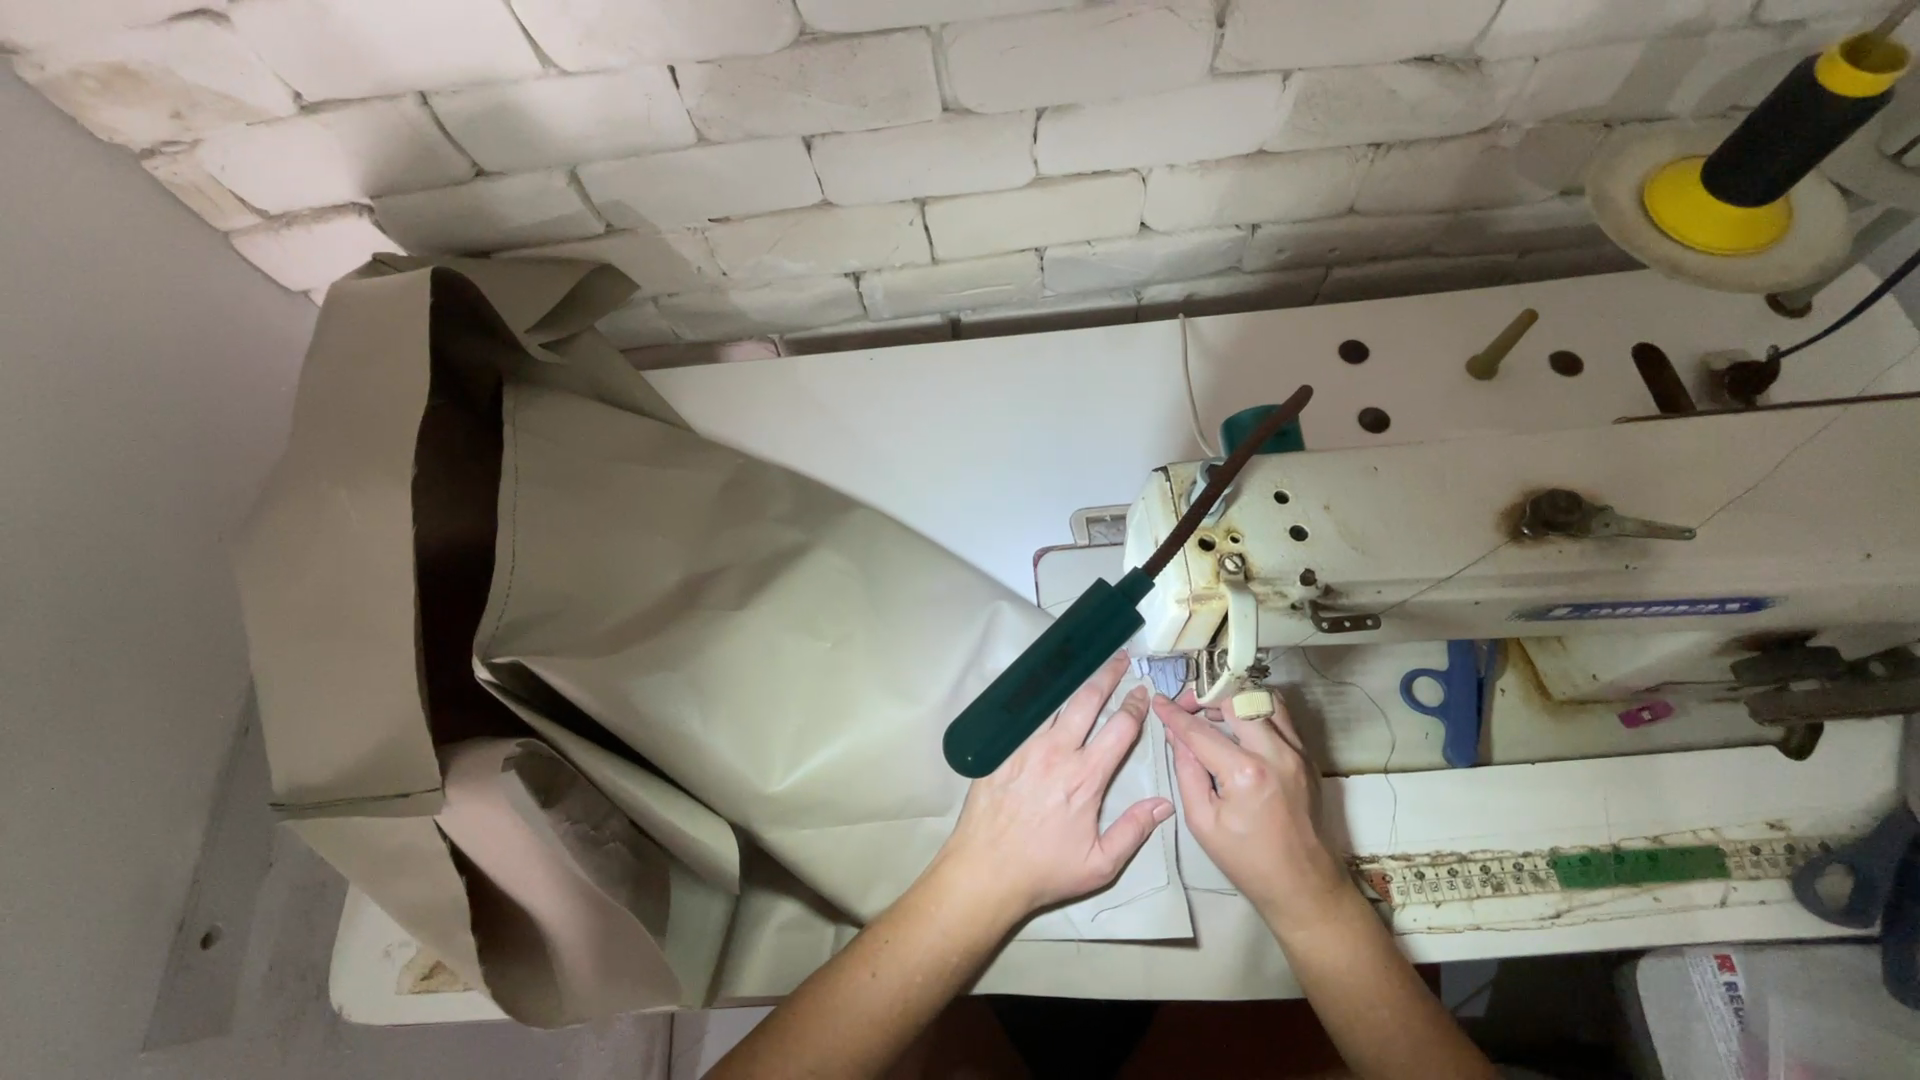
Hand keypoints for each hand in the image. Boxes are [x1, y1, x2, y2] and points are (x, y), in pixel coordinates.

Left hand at [930, 654, 1173, 924]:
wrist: (985, 870)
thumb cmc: (1044, 870)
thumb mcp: (1099, 864)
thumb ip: (1134, 830)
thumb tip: (1164, 804)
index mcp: (1085, 777)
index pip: (1120, 729)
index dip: (1134, 707)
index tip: (1141, 693)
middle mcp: (1056, 752)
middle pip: (1086, 700)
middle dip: (1106, 675)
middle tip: (1117, 658)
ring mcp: (1023, 747)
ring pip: (1051, 701)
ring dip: (1070, 680)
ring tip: (1081, 664)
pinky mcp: (998, 750)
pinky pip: (1019, 715)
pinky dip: (1033, 698)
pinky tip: (1038, 688)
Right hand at [1154, 690, 1353, 934]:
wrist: (1302, 883)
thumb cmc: (1246, 859)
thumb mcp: (1202, 821)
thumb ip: (1187, 771)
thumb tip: (1176, 735)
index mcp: (1246, 773)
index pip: (1200, 731)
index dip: (1174, 714)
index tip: (1157, 701)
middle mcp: (1276, 753)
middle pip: (1237, 700)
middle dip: (1206, 696)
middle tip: (1187, 706)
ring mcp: (1297, 752)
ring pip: (1265, 700)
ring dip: (1235, 700)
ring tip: (1214, 712)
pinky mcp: (1307, 756)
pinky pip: (1282, 717)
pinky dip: (1257, 712)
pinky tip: (1239, 727)